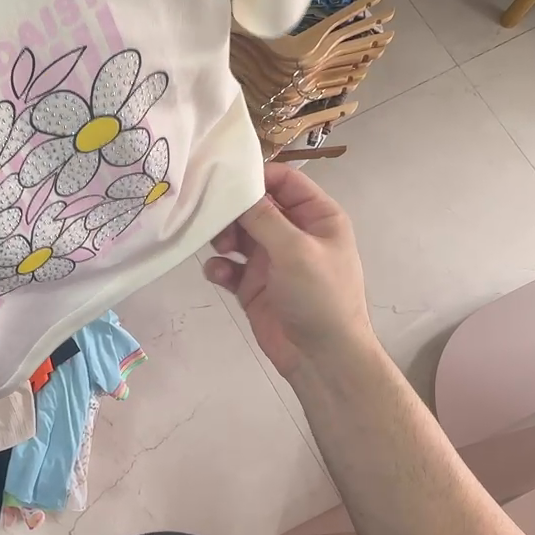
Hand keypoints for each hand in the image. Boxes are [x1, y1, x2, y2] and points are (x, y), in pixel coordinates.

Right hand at [203, 163, 375, 377]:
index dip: (256, 177)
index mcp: (317, 217)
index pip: (284, 182)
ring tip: (220, 250)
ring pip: (237, 236)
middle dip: (232, 212)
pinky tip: (218, 274)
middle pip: (254, 208)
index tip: (224, 179)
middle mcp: (293, 234)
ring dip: (222, 238)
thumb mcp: (296, 250)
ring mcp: (271, 261)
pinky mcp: (252, 286)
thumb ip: (264, 218)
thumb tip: (237, 189)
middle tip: (214, 219)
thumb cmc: (319, 296)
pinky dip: (219, 268)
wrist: (320, 356)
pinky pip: (229, 268)